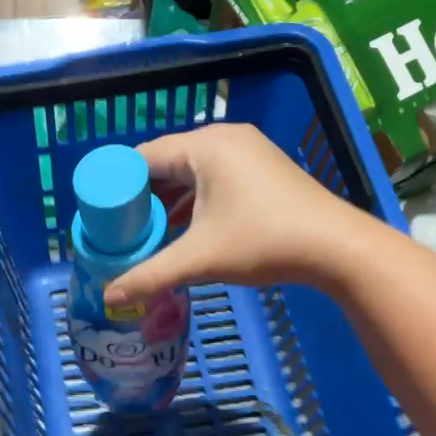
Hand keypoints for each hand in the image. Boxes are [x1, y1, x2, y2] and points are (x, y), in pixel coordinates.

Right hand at [105, 123, 396, 306]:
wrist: (334, 247)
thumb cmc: (262, 242)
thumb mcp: (199, 259)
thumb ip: (149, 275)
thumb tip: (108, 296)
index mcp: (203, 146)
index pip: (143, 156)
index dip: (118, 185)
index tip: (101, 217)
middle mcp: (223, 138)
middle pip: (166, 163)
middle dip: (142, 197)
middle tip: (120, 230)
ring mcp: (247, 152)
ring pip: (191, 173)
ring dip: (168, 202)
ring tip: (147, 235)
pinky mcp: (262, 170)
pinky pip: (213, 179)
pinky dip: (193, 202)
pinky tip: (183, 231)